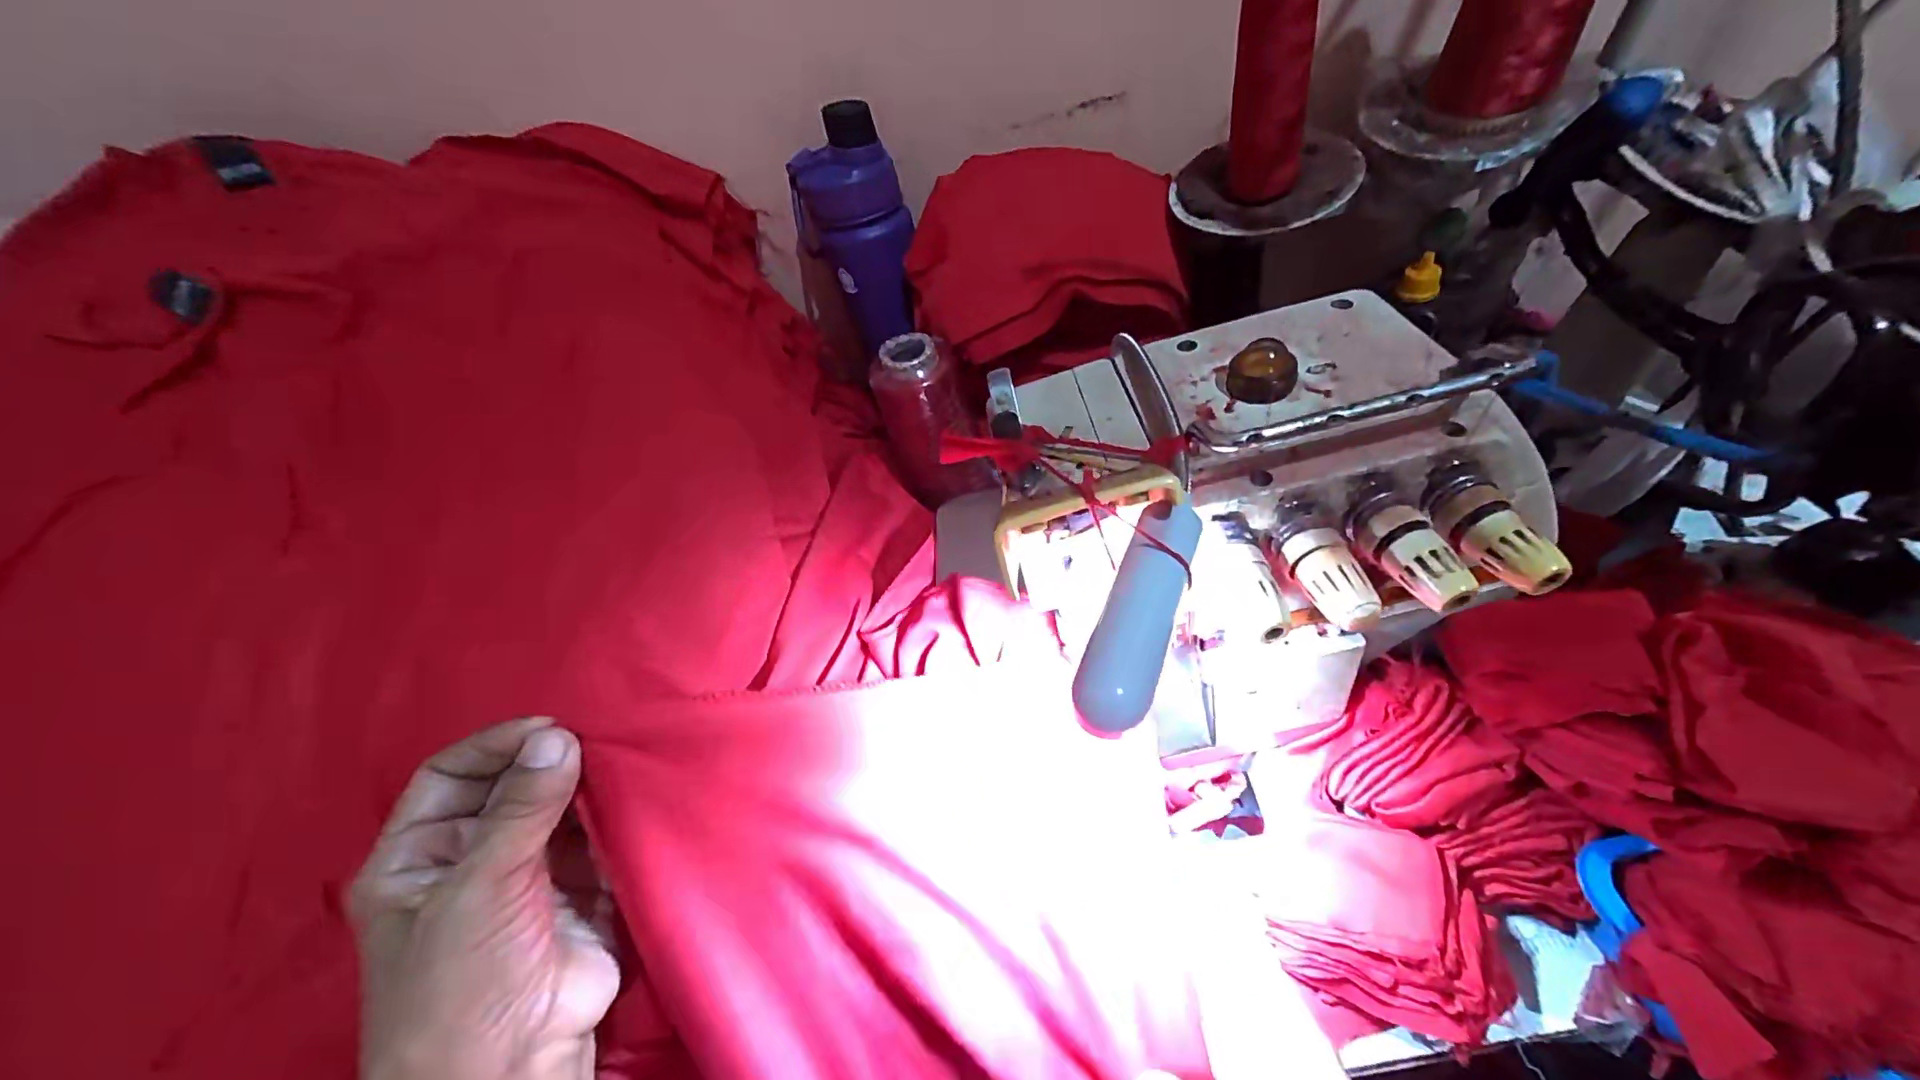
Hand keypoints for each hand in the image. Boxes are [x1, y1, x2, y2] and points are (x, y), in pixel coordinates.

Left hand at [351, 717, 619, 1079]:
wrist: (513, 1066)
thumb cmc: (460, 981)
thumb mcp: (479, 889)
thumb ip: (520, 810)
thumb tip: (559, 736)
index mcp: (419, 857)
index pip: (449, 776)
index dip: (493, 747)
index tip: (546, 730)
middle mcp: (472, 857)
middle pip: (510, 786)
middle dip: (547, 761)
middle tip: (593, 740)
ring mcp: (530, 872)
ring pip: (558, 807)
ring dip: (587, 784)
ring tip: (618, 760)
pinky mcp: (580, 887)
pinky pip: (598, 835)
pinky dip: (616, 813)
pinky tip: (634, 793)